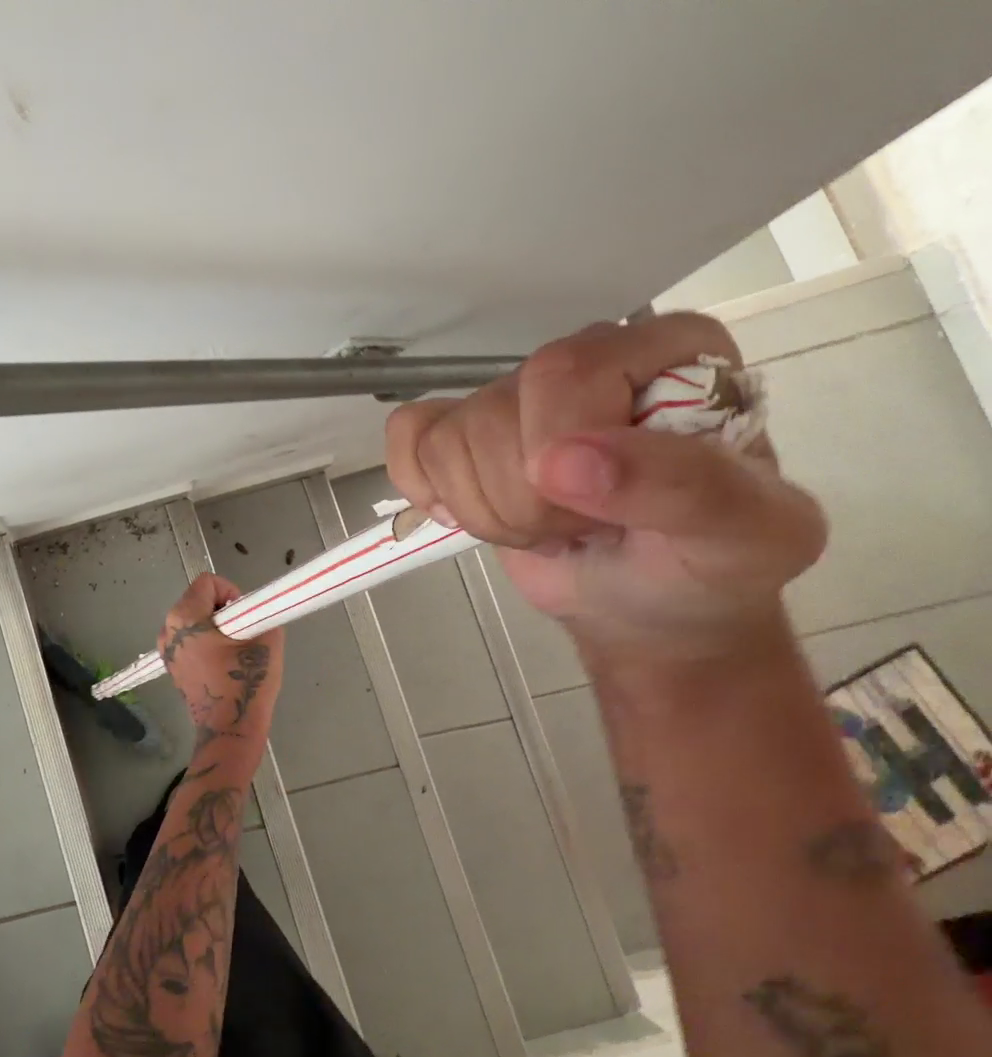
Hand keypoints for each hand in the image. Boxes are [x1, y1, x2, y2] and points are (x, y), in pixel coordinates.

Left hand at [158, 574, 284, 738]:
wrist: (229, 728)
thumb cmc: (246, 681)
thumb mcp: (267, 639)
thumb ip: (262, 612)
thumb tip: (256, 608)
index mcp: (184, 616)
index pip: (207, 582)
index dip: (232, 593)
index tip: (245, 617)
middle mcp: (168, 628)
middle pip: (198, 599)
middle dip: (223, 611)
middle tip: (242, 636)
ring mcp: (166, 649)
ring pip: (194, 620)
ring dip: (215, 627)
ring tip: (234, 653)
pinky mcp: (171, 665)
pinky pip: (190, 639)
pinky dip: (206, 643)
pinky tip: (222, 665)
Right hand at [383, 314, 825, 660]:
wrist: (649, 607)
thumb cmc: (706, 568)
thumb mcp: (749, 538)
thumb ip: (685, 488)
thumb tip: (561, 461)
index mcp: (668, 350)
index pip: (565, 371)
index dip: (563, 451)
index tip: (607, 511)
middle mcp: (583, 358)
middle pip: (495, 409)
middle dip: (525, 498)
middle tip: (579, 527)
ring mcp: (511, 395)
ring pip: (446, 439)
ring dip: (488, 511)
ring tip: (545, 527)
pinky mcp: (458, 431)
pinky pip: (407, 437)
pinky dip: (426, 490)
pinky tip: (472, 511)